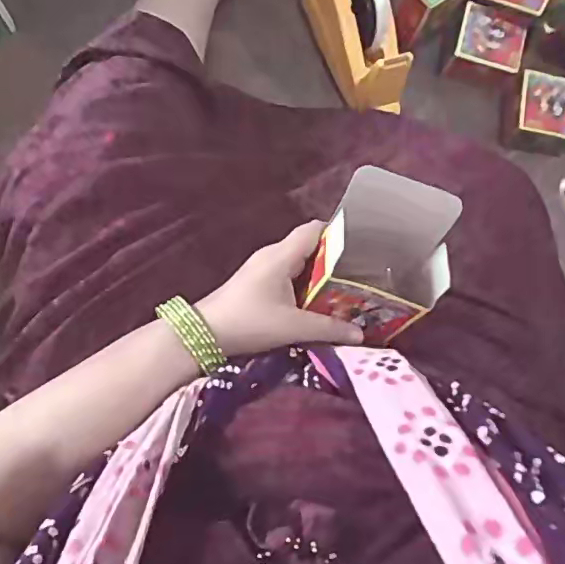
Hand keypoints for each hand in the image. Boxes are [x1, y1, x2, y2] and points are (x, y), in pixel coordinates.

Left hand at [196, 221, 364, 354]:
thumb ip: (329, 329)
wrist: (203, 334)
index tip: (361, 249)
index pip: (314, 229)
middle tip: (359, 277)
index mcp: (281, 255)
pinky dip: (302, 286)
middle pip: (309, 246)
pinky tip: (313, 304)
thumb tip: (360, 334)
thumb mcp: (293, 327)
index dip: (338, 233)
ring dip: (318, 276)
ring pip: (297, 263)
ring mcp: (260, 269)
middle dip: (333, 260)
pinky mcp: (254, 283)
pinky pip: (285, 276)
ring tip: (343, 292)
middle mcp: (271, 255)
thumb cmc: (249, 322)